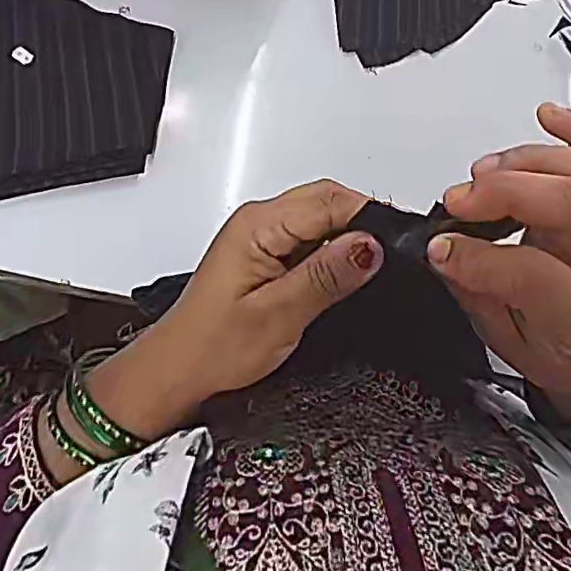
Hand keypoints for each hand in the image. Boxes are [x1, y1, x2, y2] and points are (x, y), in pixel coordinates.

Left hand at [86, 180, 382, 438]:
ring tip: (359, 274)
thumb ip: (326, 276)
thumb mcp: (278, 316)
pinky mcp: (265, 250)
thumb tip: (368, 246)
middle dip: (362, 223)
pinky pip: (309, 236)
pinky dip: (330, 251)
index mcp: (258, 226)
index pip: (329, 200)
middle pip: (327, 199)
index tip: (392, 248)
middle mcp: (257, 220)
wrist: (178, 372)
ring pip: (321, 216)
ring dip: (346, 238)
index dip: (368, 218)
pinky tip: (335, 278)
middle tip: (383, 261)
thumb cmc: (210, 348)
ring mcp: (260, 233)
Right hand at [429, 102, 570, 420]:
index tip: (440, 248)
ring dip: (528, 161)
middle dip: (504, 192)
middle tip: (458, 200)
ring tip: (484, 173)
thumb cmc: (562, 354)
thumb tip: (445, 246)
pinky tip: (548, 117)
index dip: (480, 258)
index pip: (539, 274)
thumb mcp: (508, 343)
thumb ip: (475, 291)